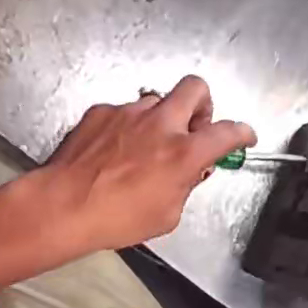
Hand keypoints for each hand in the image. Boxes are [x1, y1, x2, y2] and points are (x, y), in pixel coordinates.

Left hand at [35, 76, 254, 253]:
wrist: (64, 206)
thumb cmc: (116, 219)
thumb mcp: (166, 215)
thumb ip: (185, 186)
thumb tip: (190, 172)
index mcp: (183, 153)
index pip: (227, 132)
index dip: (242, 133)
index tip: (244, 136)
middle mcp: (160, 124)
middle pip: (195, 88)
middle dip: (203, 105)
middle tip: (195, 126)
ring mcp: (128, 113)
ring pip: (156, 101)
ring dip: (160, 119)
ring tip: (146, 146)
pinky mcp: (101, 112)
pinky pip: (123, 112)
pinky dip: (127, 127)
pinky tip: (115, 151)